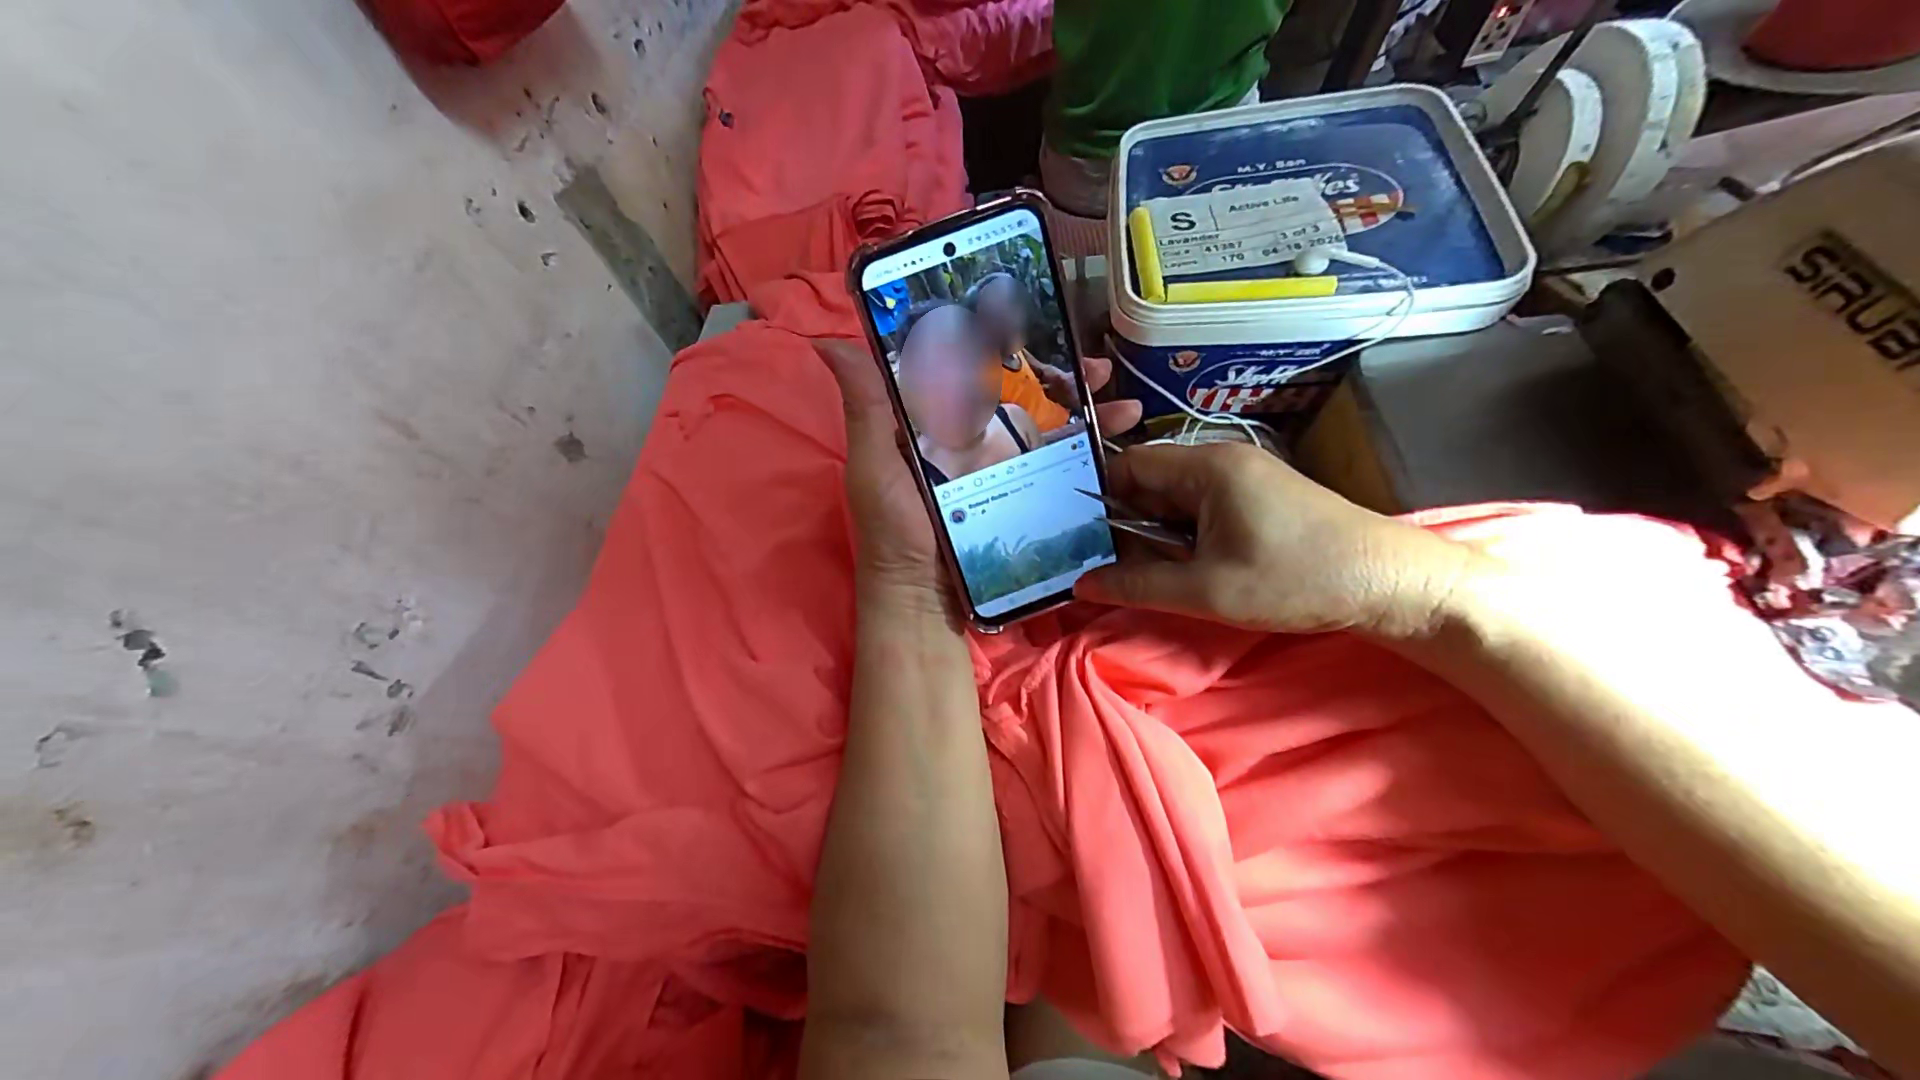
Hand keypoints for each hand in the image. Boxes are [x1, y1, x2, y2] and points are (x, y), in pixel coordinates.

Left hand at [815, 341, 1143, 606]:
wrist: (925, 599)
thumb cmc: (893, 532)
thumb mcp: (874, 466)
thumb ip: (865, 407)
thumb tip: (828, 342)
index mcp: (930, 418)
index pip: (966, 364)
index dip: (998, 338)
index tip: (1031, 316)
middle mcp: (967, 433)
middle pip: (1015, 386)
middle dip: (1054, 366)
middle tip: (1088, 359)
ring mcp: (998, 461)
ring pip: (1042, 416)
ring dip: (1080, 398)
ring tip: (1113, 390)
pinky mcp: (1020, 489)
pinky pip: (1055, 458)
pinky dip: (1086, 441)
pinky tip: (1117, 426)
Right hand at [1073, 442, 1486, 637]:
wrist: (1390, 584)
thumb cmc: (1296, 580)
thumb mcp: (1208, 591)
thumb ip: (1137, 585)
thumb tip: (1081, 585)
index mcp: (1205, 467)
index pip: (1127, 466)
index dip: (1097, 500)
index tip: (1077, 538)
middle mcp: (1221, 460)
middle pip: (1149, 482)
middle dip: (1123, 522)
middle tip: (1100, 563)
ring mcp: (1243, 478)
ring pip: (1174, 500)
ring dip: (1154, 534)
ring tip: (1135, 571)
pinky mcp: (1258, 498)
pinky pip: (1201, 510)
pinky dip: (1182, 537)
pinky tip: (1179, 567)